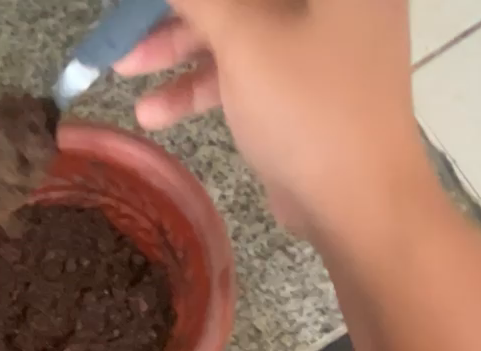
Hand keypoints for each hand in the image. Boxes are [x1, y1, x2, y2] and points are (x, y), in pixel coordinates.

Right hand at [115, 0, 435, 251]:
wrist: (358, 201)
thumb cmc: (309, 108)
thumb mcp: (246, 40)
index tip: (144, 2)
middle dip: (176, 11)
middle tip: (124, 28)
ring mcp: (319, 41)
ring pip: (237, 29)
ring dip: (179, 50)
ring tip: (123, 68)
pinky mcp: (302, 87)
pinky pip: (246, 70)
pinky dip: (202, 86)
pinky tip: (153, 112)